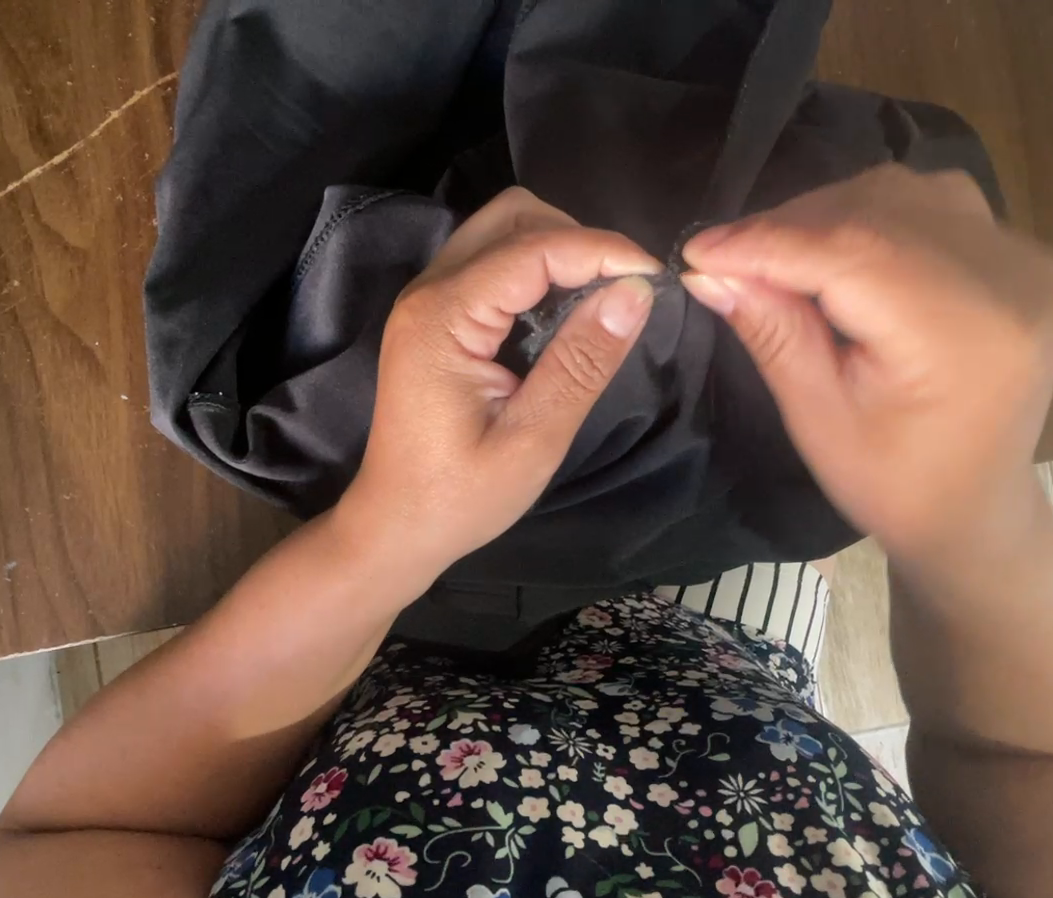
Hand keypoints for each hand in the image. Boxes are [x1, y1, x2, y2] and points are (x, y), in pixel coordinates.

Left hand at [333, 188, 658, 589]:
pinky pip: (489, 266)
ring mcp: (425, 303)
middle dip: (576, 238)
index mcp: (444, 318)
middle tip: (621, 288)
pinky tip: (559, 314)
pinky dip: (533, 273)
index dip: (602, 250)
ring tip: (597, 299)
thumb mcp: (533, 438)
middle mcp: (428, 293)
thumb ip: (582, 362)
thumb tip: (636, 291)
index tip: (655, 277)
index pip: (534, 247)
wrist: (397, 525)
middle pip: (511, 217)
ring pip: (499, 234)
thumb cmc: (461, 497)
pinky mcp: (432, 320)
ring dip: (555, 251)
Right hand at [679, 165, 1052, 573]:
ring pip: (906, 196)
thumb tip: (710, 269)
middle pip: (880, 210)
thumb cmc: (888, 484)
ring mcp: (1032, 260)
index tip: (697, 250)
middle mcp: (1014, 277)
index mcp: (963, 333)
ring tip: (772, 254)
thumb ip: (772, 333)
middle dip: (789, 224)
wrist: (971, 507)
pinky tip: (830, 252)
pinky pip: (935, 209)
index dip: (767, 241)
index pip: (852, 251)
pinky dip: (869, 219)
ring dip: (825, 215)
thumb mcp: (816, 418)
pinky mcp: (1031, 257)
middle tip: (726, 256)